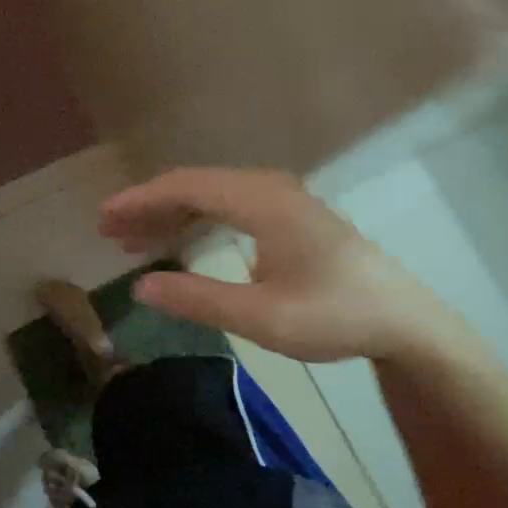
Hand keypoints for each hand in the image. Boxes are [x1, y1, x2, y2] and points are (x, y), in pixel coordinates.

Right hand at [99, 168, 455, 361]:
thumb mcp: (262, 318)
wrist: (404, 321)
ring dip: (171, 214)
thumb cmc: (335, 317)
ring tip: (131, 241)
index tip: (104, 218)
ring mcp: (282, 199)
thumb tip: (140, 285)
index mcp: (263, 202)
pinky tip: (179, 243)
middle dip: (149, 206)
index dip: (141, 200)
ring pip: (212, 195)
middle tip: (107, 232)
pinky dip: (198, 221)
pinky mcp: (289, 216)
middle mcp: (270, 189)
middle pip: (196, 186)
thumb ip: (198, 300)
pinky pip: (230, 206)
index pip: (188, 187)